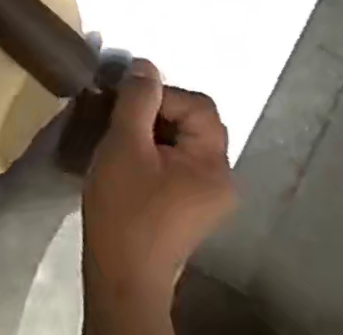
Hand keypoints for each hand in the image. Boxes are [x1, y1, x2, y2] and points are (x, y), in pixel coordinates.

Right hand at [83, 61, 235, 332]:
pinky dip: (154, 151)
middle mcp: (221, 178)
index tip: (126, 108)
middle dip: (157, 113)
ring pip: (183, 140)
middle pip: (194, 121)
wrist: (121, 278)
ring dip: (152, 131)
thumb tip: (145, 65)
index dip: (162, 97)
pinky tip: (129, 162)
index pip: (197, 106)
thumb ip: (138, 100)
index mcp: (214, 165)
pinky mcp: (190, 206)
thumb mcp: (125, 144)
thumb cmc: (124, 209)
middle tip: (123, 123)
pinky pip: (178, 161)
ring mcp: (208, 196)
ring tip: (122, 142)